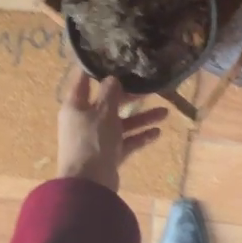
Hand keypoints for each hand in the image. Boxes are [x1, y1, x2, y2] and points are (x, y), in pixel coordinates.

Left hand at [57, 75, 168, 192]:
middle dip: (130, 96)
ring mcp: (97, 138)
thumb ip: (109, 93)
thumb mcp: (103, 112)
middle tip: (150, 86)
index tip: (112, 57)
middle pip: (108, 103)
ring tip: (165, 112)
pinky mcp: (108, 155)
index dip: (96, 68)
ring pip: (121, 123)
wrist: (88, 184)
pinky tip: (158, 132)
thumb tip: (112, 78)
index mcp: (75, 106)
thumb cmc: (92, 140)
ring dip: (142, 117)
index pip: (83, 81)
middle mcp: (84, 120)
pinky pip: (126, 141)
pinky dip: (140, 136)